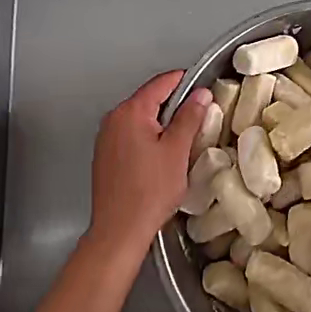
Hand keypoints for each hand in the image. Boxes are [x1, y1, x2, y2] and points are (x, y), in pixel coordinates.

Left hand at [88, 72, 212, 255]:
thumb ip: (190, 117)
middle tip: (199, 118)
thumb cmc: (149, 192)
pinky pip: (131, 135)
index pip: (161, 83)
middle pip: (149, 99)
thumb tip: (201, 94)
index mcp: (130, 112)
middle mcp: (114, 119)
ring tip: (183, 141)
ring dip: (162, 123)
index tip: (204, 88)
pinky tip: (163, 157)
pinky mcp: (106, 155)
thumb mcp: (177, 151)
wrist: (120, 230)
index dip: (186, 82)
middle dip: (175, 105)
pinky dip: (149, 137)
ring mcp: (106, 138)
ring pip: (141, 118)